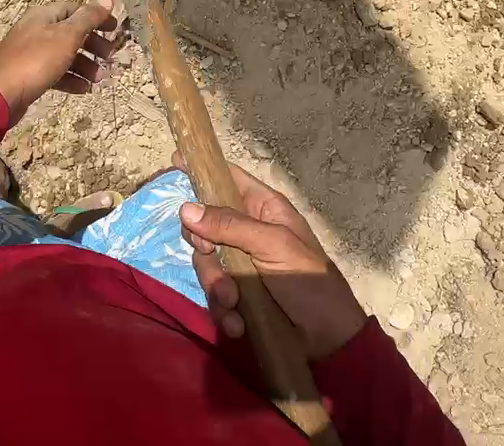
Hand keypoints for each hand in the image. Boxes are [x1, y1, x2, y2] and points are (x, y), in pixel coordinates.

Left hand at [0, 0, 122, 124]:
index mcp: (44, 15)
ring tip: (100, 79)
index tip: (115, 29)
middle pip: (72, 32)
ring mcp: (31, 53)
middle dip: (93, 45)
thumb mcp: (67, 36)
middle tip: (110, 58)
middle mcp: (37, 30)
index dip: (97, 17)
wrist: (2, 94)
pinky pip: (55, 72)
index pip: (76, 9)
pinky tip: (84, 89)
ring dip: (85, 65)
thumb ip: (89, 18)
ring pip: (65, 54)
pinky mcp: (29, 74)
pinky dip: (71, 78)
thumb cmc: (37, 60)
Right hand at [178, 162, 367, 360]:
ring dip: (216, 286)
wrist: (328, 340)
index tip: (174, 163)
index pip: (228, 177)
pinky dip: (223, 310)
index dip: (203, 169)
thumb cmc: (308, 279)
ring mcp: (242, 263)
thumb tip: (186, 208)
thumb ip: (229, 225)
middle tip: (207, 254)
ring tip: (234, 303)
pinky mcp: (239, 293)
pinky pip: (215, 293)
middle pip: (205, 223)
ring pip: (206, 262)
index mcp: (263, 208)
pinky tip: (238, 323)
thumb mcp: (272, 244)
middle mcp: (248, 230)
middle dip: (204, 247)